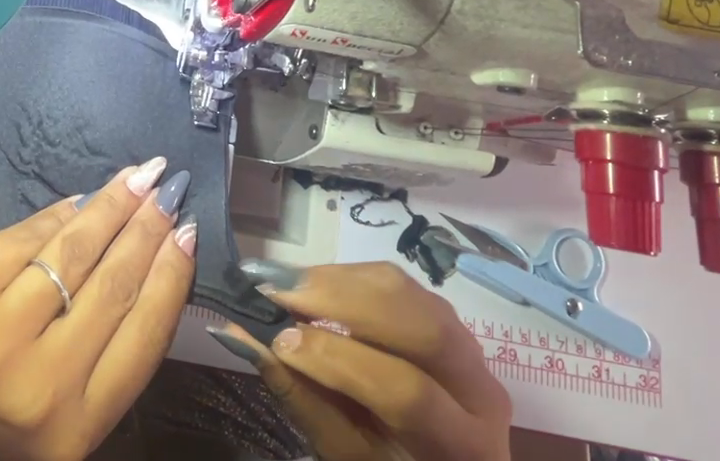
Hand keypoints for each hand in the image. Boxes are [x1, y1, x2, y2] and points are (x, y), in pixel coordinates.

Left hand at [0, 158, 197, 460]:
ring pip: (75, 252)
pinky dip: (60, 212)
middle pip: (114, 288)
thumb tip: (148, 268)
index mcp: (71, 430)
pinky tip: (82, 196)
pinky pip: (27, 236)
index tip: (191, 233)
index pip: (143, 340)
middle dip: (149, 230)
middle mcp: (39, 385)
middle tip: (171, 189)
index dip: (172, 279)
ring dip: (113, 207)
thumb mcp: (50, 414)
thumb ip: (98, 360)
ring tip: (140, 177)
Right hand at [211, 262, 510, 460]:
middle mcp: (480, 387)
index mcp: (462, 444)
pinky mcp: (446, 317)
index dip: (339, 360)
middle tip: (274, 288)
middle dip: (341, 299)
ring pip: (408, 291)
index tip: (278, 339)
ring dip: (340, 279)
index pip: (405, 391)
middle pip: (419, 325)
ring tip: (283, 280)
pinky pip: (398, 283)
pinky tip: (310, 281)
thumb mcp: (346, 454)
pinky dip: (348, 276)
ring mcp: (469, 346)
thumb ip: (300, 396)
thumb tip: (240, 336)